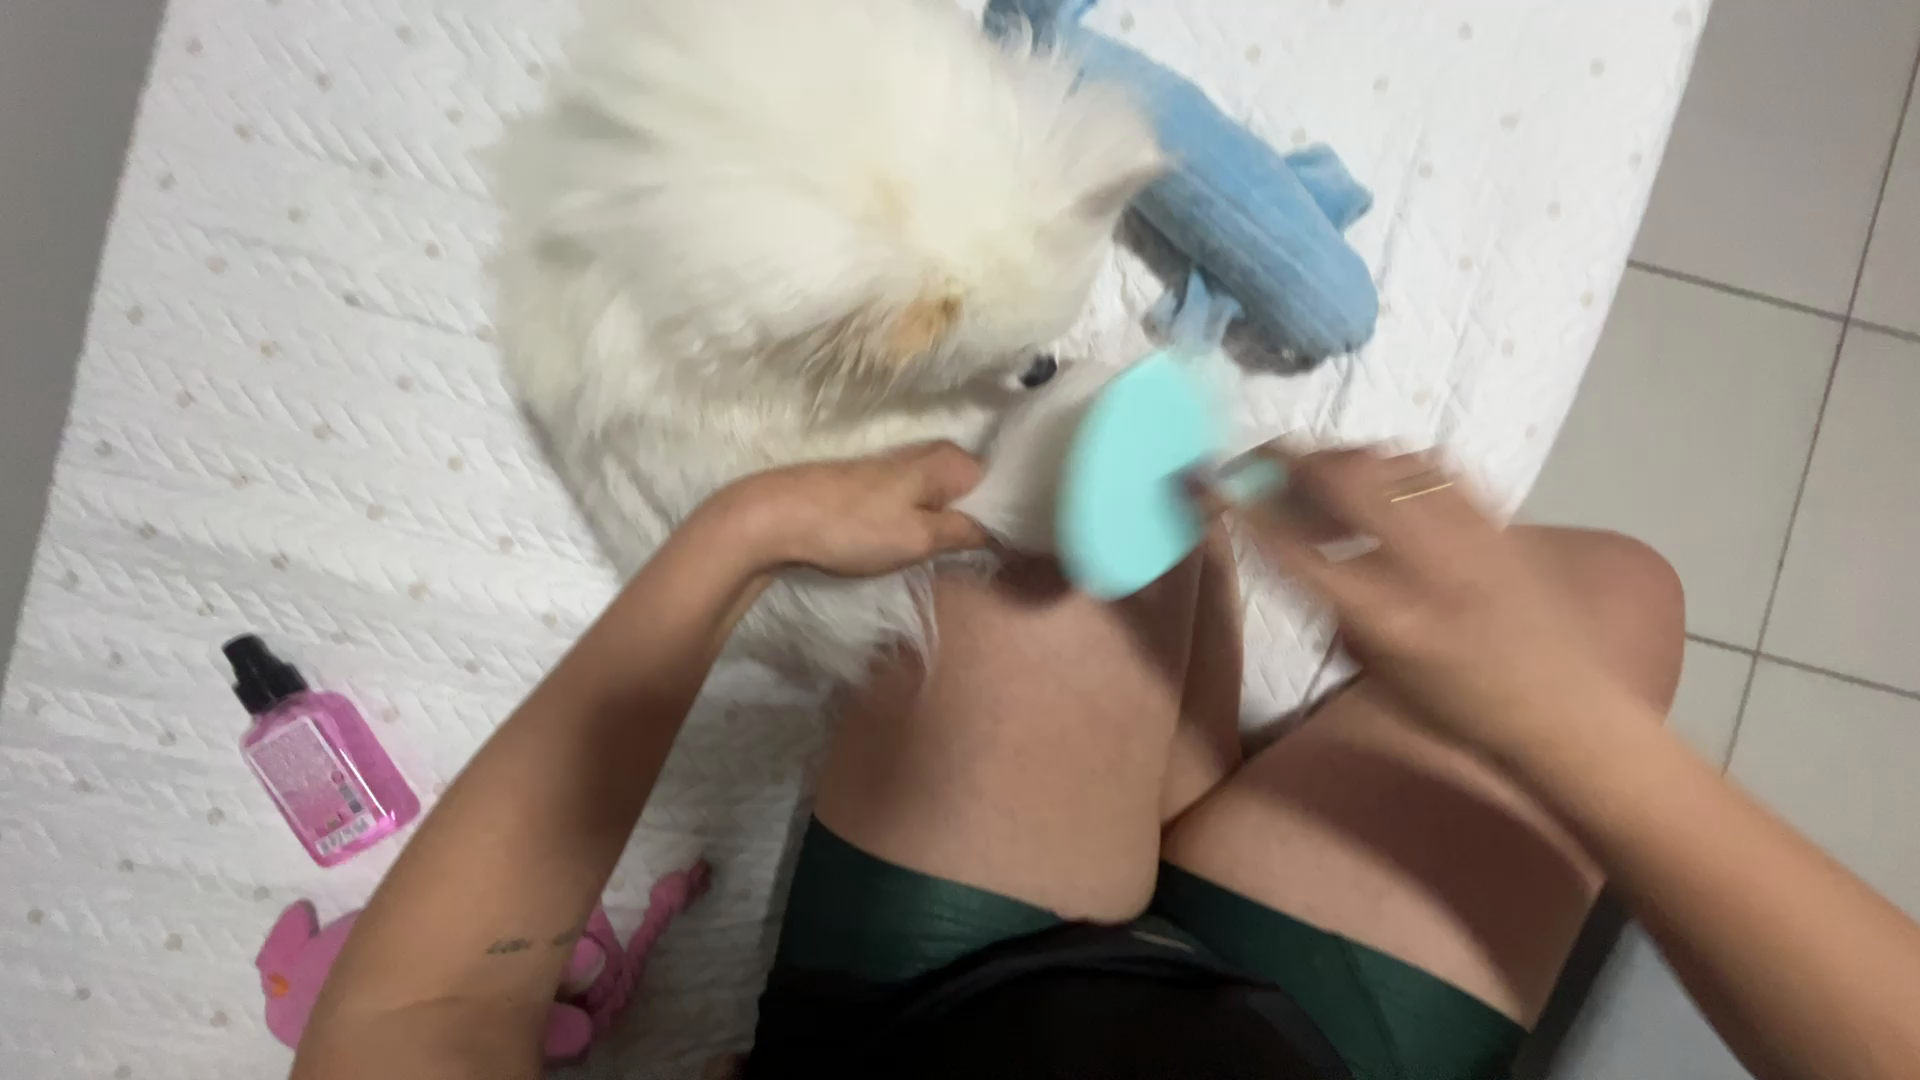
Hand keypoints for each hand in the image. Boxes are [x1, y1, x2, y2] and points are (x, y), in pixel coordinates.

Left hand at [714, 442, 989, 578]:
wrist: (776, 518)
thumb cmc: (854, 528)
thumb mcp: (920, 538)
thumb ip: (967, 531)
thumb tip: (1007, 531)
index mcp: (949, 460)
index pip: (1002, 483)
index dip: (1011, 513)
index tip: (1018, 545)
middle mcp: (930, 454)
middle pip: (974, 488)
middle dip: (983, 518)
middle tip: (990, 555)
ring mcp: (901, 467)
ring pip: (946, 495)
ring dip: (955, 521)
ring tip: (961, 554)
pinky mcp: (877, 483)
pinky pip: (922, 499)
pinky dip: (929, 519)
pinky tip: (924, 542)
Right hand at [1205, 446, 1630, 756]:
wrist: (1563, 710)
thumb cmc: (1451, 705)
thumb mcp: (1369, 661)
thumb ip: (1324, 596)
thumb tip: (1287, 541)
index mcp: (1384, 614)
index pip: (1288, 543)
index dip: (1235, 504)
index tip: (1200, 479)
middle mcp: (1426, 561)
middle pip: (1341, 477)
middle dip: (1285, 457)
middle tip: (1253, 461)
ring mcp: (1468, 530)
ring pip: (1384, 459)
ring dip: (1333, 456)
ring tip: (1311, 474)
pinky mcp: (1498, 516)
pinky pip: (1429, 464)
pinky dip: (1386, 462)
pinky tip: (1374, 480)